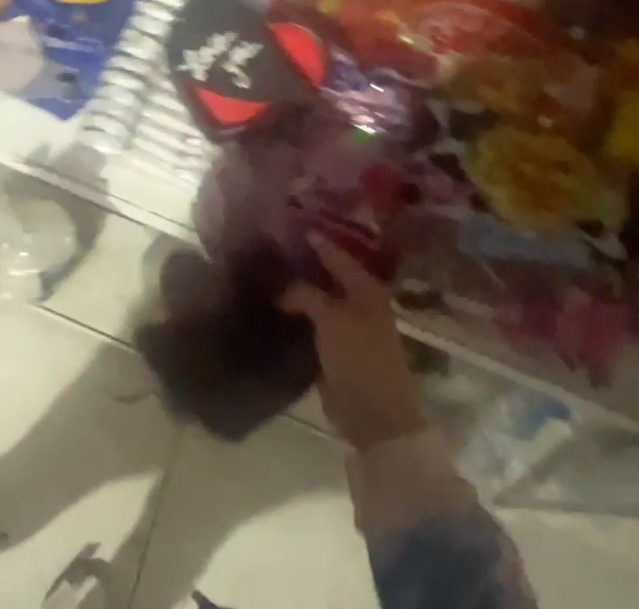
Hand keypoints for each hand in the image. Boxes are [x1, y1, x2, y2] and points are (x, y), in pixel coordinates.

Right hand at [278, 238, 427, 450]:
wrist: (374, 414)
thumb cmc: (360, 358)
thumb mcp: (332, 319)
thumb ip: (306, 294)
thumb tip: (282, 288)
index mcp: (366, 289)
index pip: (337, 255)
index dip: (315, 241)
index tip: (288, 225)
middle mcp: (359, 303)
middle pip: (326, 276)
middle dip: (302, 264)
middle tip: (269, 250)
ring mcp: (347, 327)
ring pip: (317, 300)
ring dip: (296, 291)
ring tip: (265, 276)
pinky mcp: (334, 349)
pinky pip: (311, 323)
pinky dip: (295, 315)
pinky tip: (272, 309)